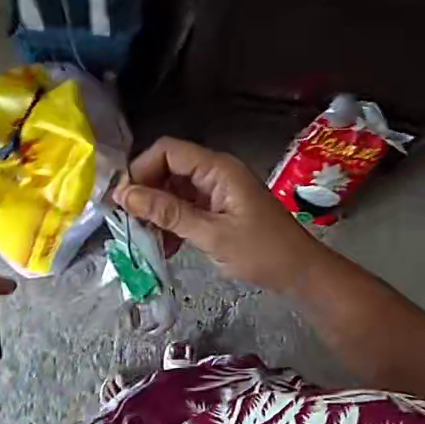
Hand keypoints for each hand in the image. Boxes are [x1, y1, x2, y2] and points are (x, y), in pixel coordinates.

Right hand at [115, 137, 327, 291]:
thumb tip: (125, 195)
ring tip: (146, 239)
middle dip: (146, 193)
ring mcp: (219, 191)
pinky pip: (188, 207)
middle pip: (168, 169)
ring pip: (175, 190)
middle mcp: (216, 173)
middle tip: (129, 223)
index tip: (124, 200)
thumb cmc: (262, 251)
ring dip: (158, 212)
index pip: (167, 151)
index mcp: (218, 169)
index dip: (141, 170)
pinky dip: (174, 223)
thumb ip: (168, 213)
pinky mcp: (221, 209)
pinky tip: (166, 247)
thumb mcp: (211, 233)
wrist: (300, 272)